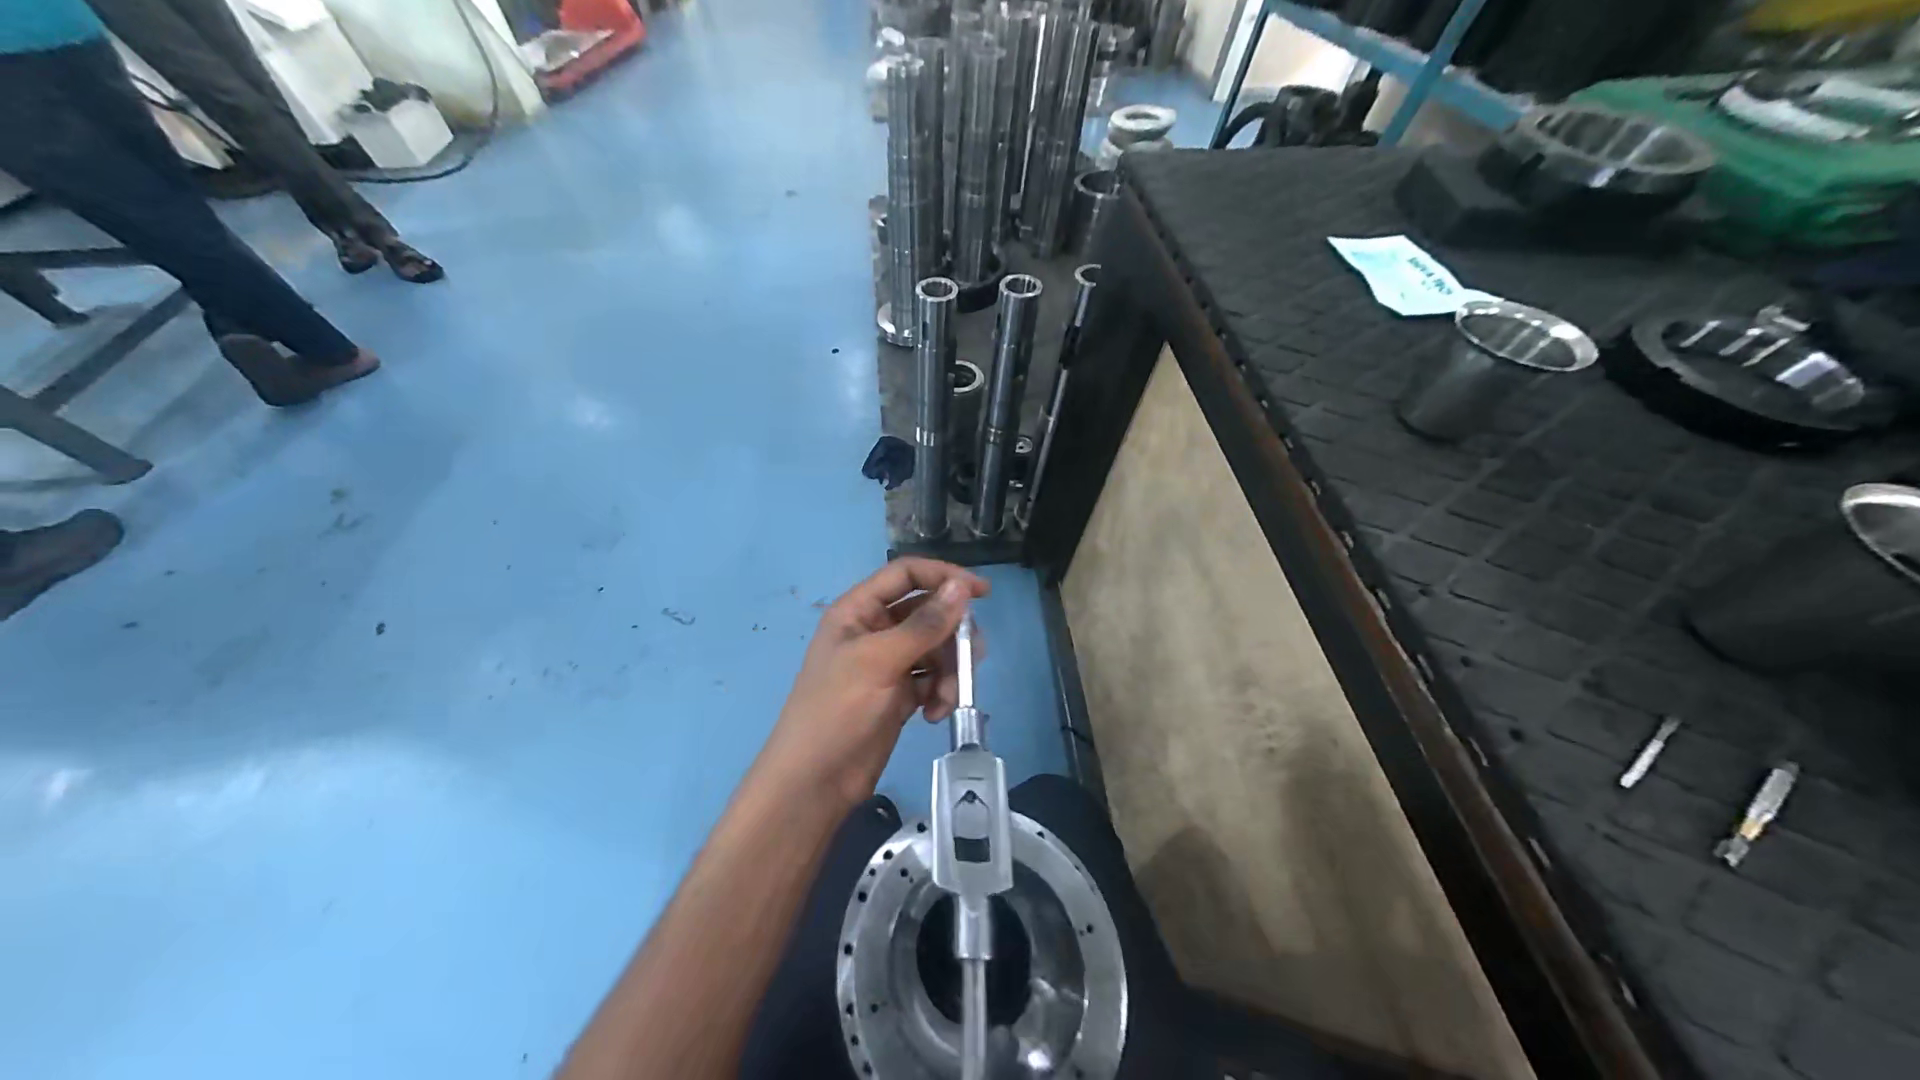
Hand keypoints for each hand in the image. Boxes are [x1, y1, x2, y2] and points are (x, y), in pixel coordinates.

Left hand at [755, 559, 989, 807]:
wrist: (815, 781)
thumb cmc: (837, 710)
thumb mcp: (879, 661)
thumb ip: (924, 624)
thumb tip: (962, 587)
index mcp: (858, 611)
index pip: (906, 575)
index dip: (944, 577)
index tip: (982, 593)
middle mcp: (875, 631)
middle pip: (928, 613)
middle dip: (952, 636)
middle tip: (970, 659)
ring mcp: (888, 664)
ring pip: (936, 649)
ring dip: (949, 671)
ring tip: (946, 698)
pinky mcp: (900, 694)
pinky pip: (933, 679)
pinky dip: (940, 693)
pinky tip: (934, 714)